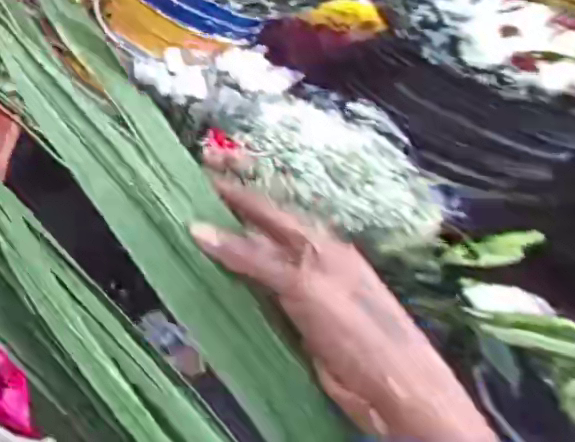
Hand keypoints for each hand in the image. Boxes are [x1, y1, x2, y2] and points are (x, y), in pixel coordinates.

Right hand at [192, 176, 495, 441]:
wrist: (400, 400)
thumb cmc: (358, 330)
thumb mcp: (302, 284)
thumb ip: (249, 256)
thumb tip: (195, 228)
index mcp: (314, 239)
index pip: (260, 204)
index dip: (226, 189)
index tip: (188, 174)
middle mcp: (304, 259)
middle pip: (251, 232)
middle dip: (216, 220)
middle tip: (173, 207)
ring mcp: (298, 291)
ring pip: (247, 264)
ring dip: (217, 255)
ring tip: (175, 240)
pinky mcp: (291, 321)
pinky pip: (250, 295)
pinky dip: (226, 286)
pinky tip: (199, 281)